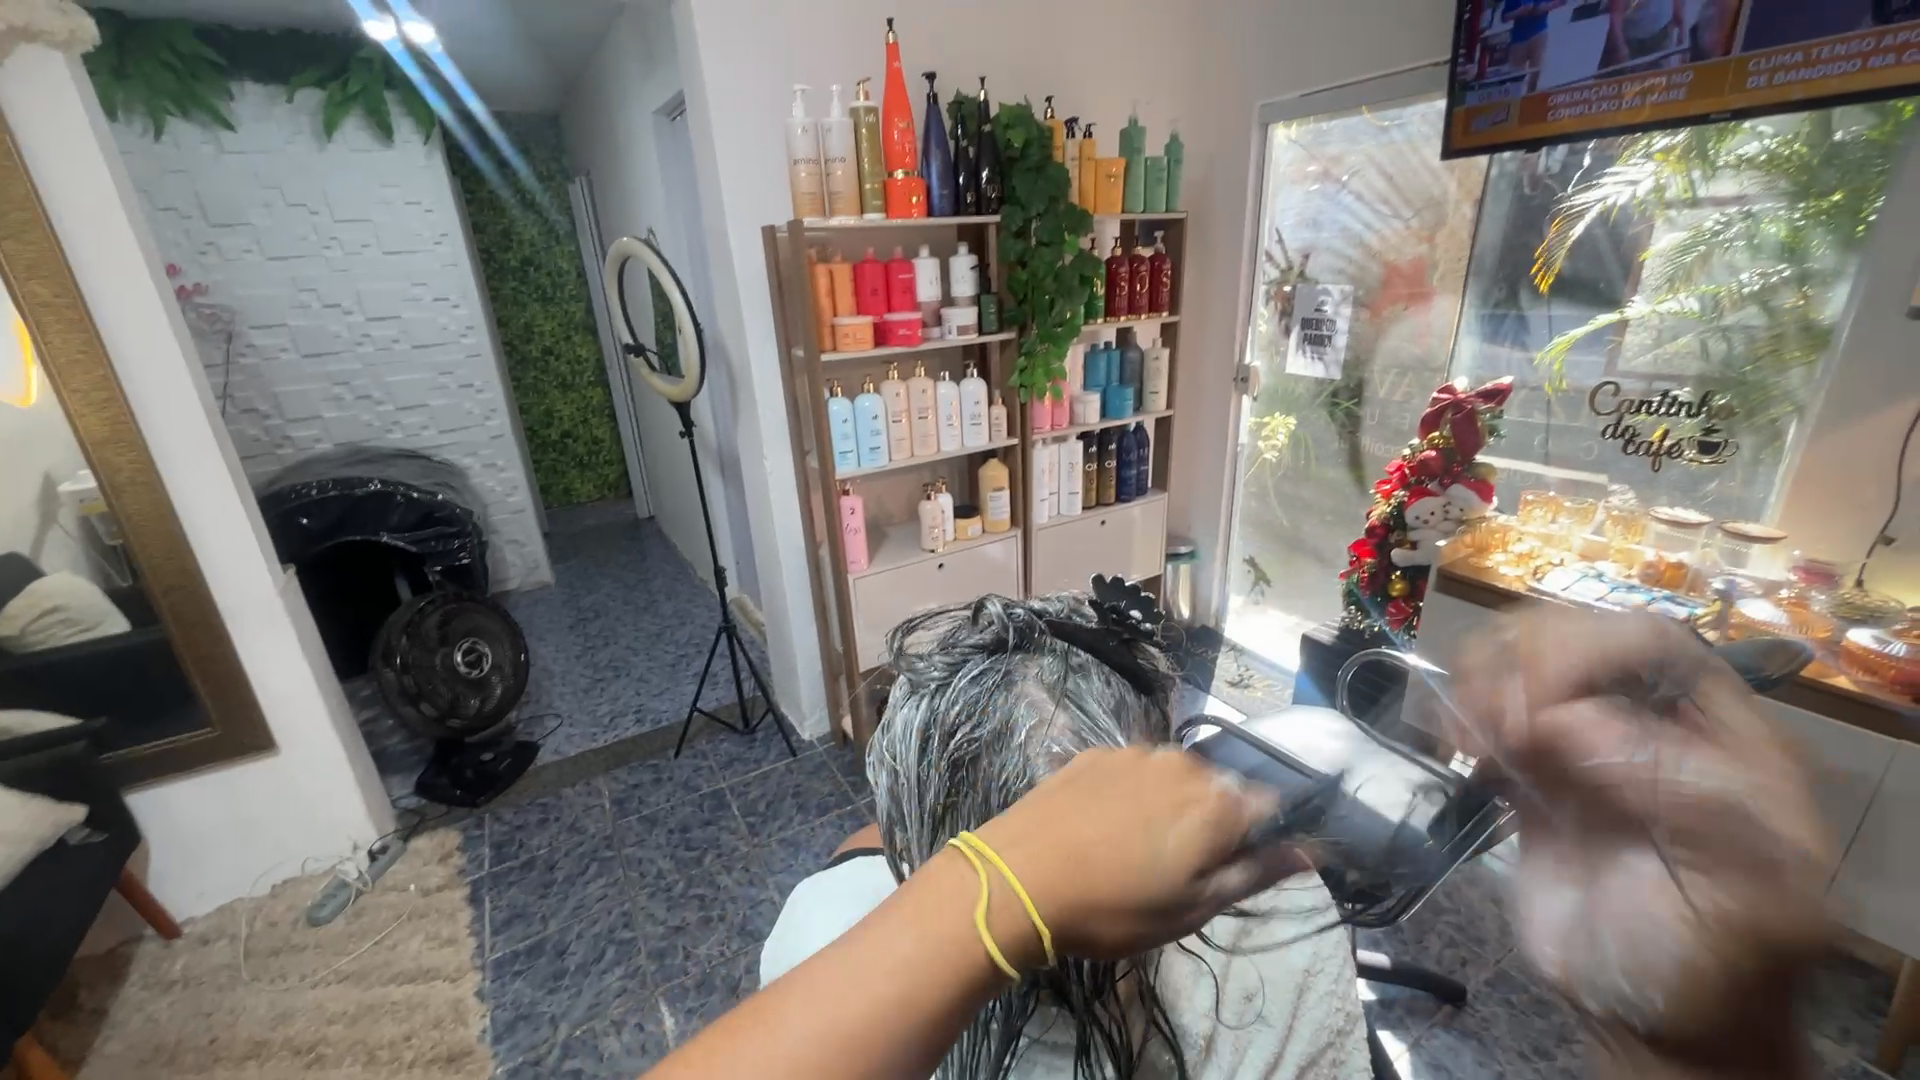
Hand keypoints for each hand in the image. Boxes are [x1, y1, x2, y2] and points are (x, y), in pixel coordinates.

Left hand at [968, 746, 1302, 962]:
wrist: (1018, 878)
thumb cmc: (1114, 907)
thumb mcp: (1193, 906)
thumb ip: (1256, 872)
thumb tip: (1312, 851)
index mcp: (1217, 802)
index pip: (1268, 804)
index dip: (1261, 834)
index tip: (1237, 863)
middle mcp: (1182, 763)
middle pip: (1220, 786)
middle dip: (1214, 819)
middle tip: (1181, 865)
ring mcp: (1134, 753)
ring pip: (1175, 776)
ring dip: (1173, 803)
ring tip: (1139, 847)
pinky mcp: (1095, 753)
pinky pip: (1134, 769)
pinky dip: (1135, 792)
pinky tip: (1107, 824)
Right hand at [1449, 609, 1829, 1052]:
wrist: (1640, 1006)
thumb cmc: (1711, 961)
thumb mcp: (1746, 899)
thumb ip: (1687, 806)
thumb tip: (1565, 723)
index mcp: (1719, 736)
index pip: (1648, 642)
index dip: (1582, 654)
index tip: (1533, 714)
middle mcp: (1643, 720)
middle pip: (1568, 633)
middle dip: (1516, 664)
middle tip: (1492, 728)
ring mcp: (1575, 738)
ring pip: (1514, 656)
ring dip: (1478, 680)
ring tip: (1469, 741)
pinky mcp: (1522, 764)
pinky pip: (1479, 704)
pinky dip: (1455, 711)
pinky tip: (1458, 749)